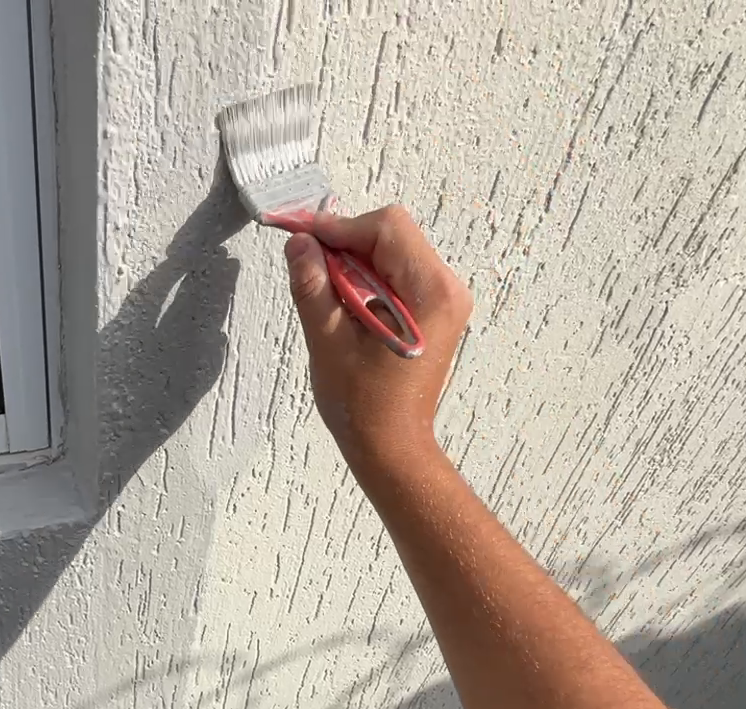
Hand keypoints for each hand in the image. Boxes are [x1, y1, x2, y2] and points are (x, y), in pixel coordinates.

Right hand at [284, 205, 471, 469]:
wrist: (390, 445)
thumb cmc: (362, 405)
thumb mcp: (328, 343)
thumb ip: (313, 287)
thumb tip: (298, 244)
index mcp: (429, 292)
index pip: (384, 229)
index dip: (337, 228)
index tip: (299, 236)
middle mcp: (446, 289)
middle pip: (391, 235)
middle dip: (345, 243)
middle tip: (306, 263)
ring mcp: (444, 300)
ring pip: (393, 252)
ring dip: (353, 261)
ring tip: (323, 290)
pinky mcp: (434, 311)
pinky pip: (398, 274)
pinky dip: (366, 278)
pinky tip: (343, 304)